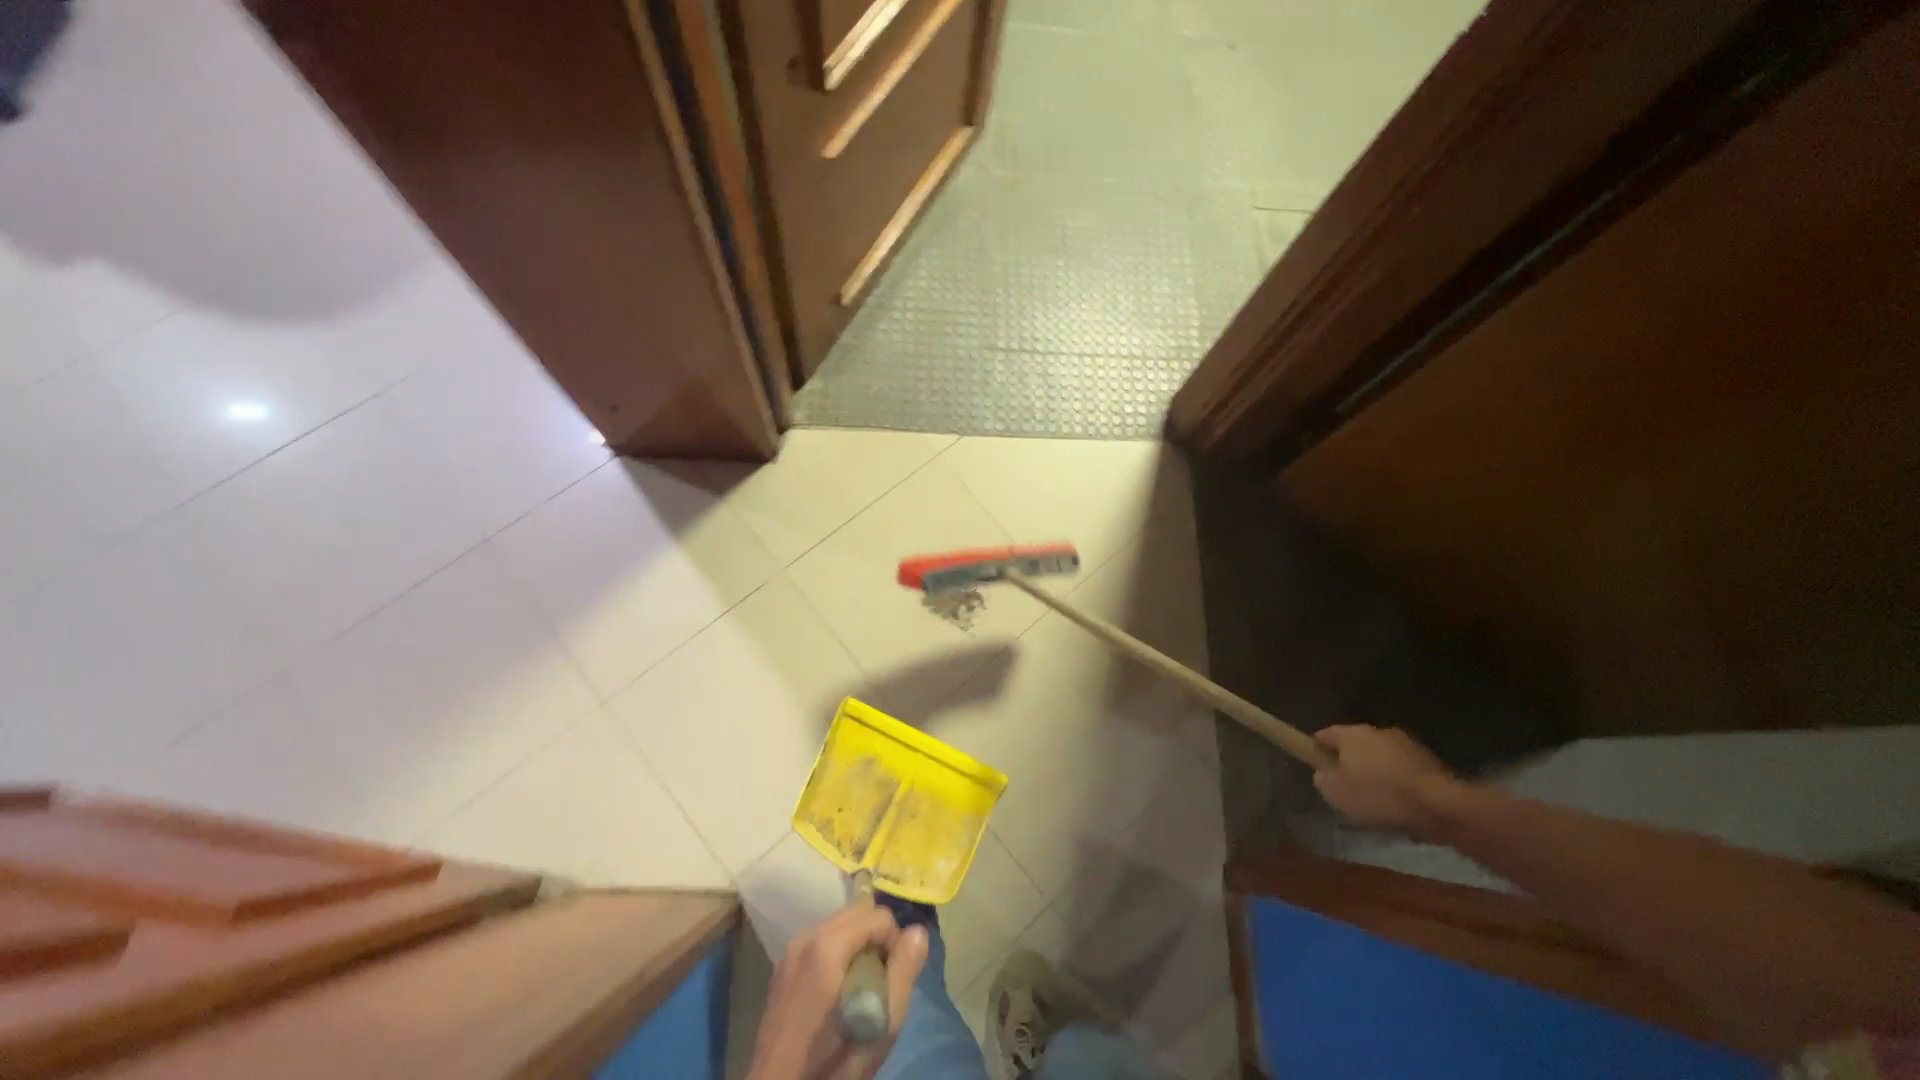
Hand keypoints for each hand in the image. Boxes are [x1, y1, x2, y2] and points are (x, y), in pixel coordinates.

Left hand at [745, 906, 929, 1079]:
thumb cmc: (833, 1061)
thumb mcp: (881, 1025)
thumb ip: (902, 973)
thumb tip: (917, 931)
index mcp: (827, 947)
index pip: (878, 916)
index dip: (894, 942)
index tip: (893, 977)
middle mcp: (805, 936)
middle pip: (857, 912)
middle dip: (877, 938)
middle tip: (881, 980)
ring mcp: (790, 950)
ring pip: (839, 925)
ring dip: (859, 945)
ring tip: (862, 987)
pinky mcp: (783, 965)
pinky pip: (821, 940)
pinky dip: (839, 952)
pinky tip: (838, 991)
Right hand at [1312, 724, 1464, 837]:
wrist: (1439, 806)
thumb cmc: (1379, 796)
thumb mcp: (1336, 793)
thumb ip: (1322, 778)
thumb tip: (1324, 772)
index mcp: (1352, 734)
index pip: (1325, 734)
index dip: (1316, 748)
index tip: (1315, 764)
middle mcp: (1378, 731)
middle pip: (1355, 744)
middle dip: (1349, 761)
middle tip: (1344, 786)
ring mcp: (1406, 744)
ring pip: (1381, 756)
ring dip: (1375, 771)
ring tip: (1374, 799)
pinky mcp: (1428, 761)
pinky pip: (1402, 770)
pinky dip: (1397, 781)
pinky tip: (1397, 804)